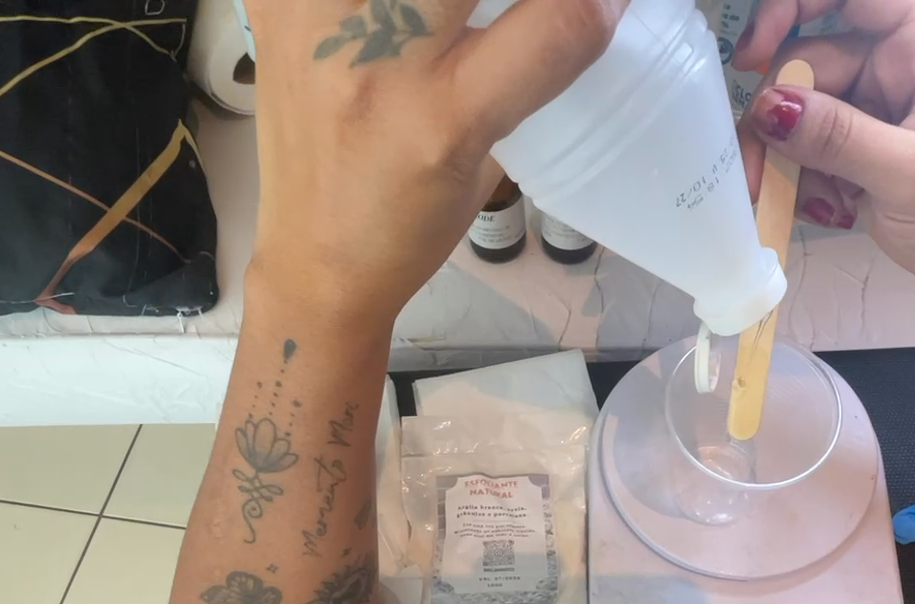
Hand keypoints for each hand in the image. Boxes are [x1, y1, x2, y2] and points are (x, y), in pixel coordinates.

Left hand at [242, 0, 621, 328]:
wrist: (316, 265)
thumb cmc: (409, 230)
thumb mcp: (483, 163)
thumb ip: (528, 67)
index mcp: (440, 118)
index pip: (552, 23)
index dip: (595, 4)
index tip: (603, 6)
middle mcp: (374, 55)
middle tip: (500, 23)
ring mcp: (310, 15)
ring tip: (448, 22)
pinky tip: (390, 20)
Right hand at [733, 0, 914, 306]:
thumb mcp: (914, 172)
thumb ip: (838, 138)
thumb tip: (766, 109)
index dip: (792, 7)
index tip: (751, 57)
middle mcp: (898, 64)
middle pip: (811, 66)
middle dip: (776, 118)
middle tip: (752, 175)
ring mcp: (876, 113)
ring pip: (802, 117)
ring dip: (783, 160)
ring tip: (783, 202)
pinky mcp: (861, 156)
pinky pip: (810, 156)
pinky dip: (802, 183)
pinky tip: (824, 212)